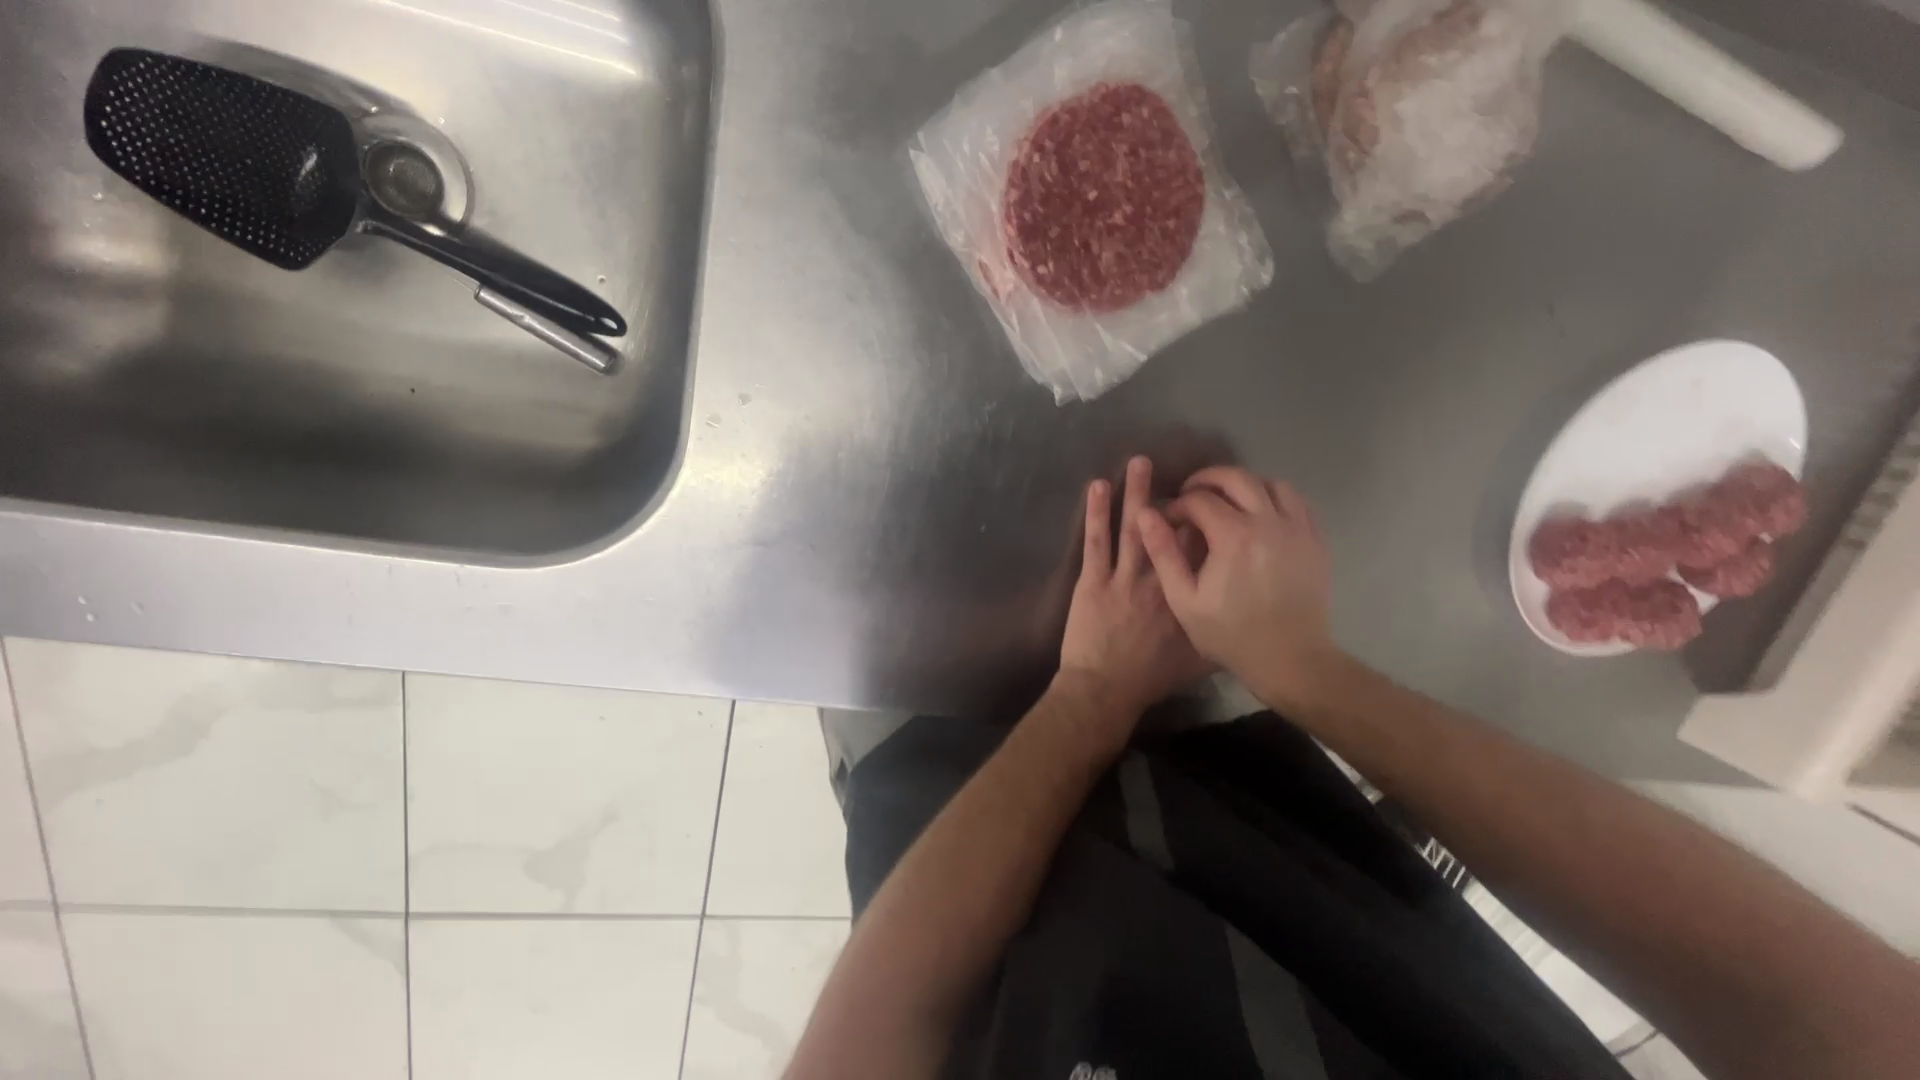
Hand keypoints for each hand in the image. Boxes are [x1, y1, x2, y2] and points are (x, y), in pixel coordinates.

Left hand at [1056, 457, 1213, 728]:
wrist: (1106, 689)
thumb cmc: (1154, 677)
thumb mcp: (1202, 659)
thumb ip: (1221, 631)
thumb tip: (1243, 614)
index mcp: (1188, 596)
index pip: (1204, 552)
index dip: (1210, 524)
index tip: (1217, 500)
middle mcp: (1160, 579)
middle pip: (1172, 530)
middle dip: (1179, 498)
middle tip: (1184, 470)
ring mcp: (1125, 578)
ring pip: (1133, 527)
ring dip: (1136, 492)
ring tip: (1139, 461)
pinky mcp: (1094, 580)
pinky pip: (1096, 542)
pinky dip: (1097, 514)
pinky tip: (1099, 487)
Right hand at [1137, 466, 1340, 710]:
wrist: (1290, 658)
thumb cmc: (1231, 634)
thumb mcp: (1185, 600)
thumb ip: (1164, 554)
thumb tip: (1146, 514)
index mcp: (1234, 536)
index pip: (1200, 499)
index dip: (1178, 505)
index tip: (1169, 520)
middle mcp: (1269, 522)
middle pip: (1237, 478)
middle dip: (1208, 480)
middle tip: (1192, 495)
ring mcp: (1298, 529)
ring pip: (1272, 483)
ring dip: (1245, 485)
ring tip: (1228, 502)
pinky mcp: (1316, 540)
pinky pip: (1297, 502)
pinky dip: (1275, 498)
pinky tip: (1261, 515)